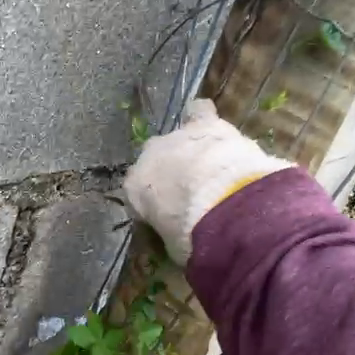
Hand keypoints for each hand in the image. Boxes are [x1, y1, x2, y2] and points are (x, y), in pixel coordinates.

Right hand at [123, 98, 292, 264]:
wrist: (220, 205)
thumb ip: (169, 230)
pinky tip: (213, 123)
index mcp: (134, 189)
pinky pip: (198, 111)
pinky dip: (203, 117)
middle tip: (193, 189)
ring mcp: (176, 137)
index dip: (156, 202)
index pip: (139, 192)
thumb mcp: (171, 243)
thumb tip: (175, 234)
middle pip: (156, 158)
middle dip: (172, 170)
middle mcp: (148, 157)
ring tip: (209, 161)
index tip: (171, 215)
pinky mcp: (206, 124)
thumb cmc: (190, 234)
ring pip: (177, 136)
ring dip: (191, 146)